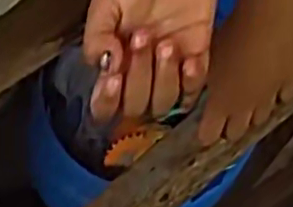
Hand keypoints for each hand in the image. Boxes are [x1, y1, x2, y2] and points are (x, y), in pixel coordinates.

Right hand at [86, 0, 219, 120]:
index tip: (113, 77)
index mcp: (111, 70)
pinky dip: (191, 81)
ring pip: (163, 104)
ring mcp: (167, 71)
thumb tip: (107, 66)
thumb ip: (96, 39)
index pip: (103, 110)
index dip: (107, 103)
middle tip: (143, 36)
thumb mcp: (104, 5)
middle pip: (134, 110)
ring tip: (166, 44)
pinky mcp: (196, 57)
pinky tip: (189, 60)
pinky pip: (193, 89)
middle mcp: (137, 79)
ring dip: (164, 79)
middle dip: (138, 78)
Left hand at [196, 0, 292, 144]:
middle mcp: (243, 108)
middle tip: (229, 113)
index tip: (207, 125)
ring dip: (254, 113)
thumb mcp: (208, 61)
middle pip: (235, 134)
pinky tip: (274, 84)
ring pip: (260, 120)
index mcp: (219, 105)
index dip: (207, 133)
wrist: (271, 6)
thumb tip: (195, 98)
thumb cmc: (232, 28)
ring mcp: (269, 95)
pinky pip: (285, 98)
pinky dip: (279, 95)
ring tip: (252, 98)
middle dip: (230, 127)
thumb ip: (203, 86)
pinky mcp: (292, 78)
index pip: (209, 137)